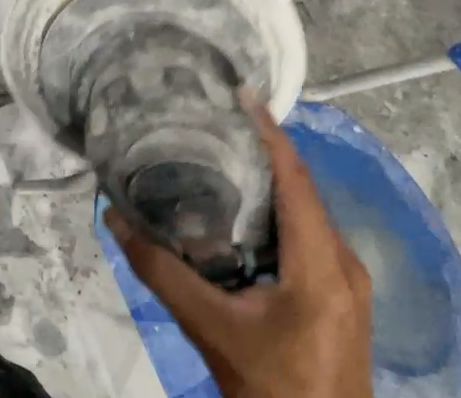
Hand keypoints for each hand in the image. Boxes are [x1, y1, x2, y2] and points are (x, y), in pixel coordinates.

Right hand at [107, 96, 373, 397]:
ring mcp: (346, 282)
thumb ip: (162, 271)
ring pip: (304, 213)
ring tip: (218, 151)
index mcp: (321, 265)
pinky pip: (306, 235)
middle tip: (213, 118)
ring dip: (266, 180)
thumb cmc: (271, 385)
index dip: (269, 132)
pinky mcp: (338, 297)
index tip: (241, 91)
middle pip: (302, 190)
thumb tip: (114, 218)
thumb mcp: (210, 328)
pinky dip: (273, 211)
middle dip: (261, 149)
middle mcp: (343, 263)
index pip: (296, 180)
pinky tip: (237, 210)